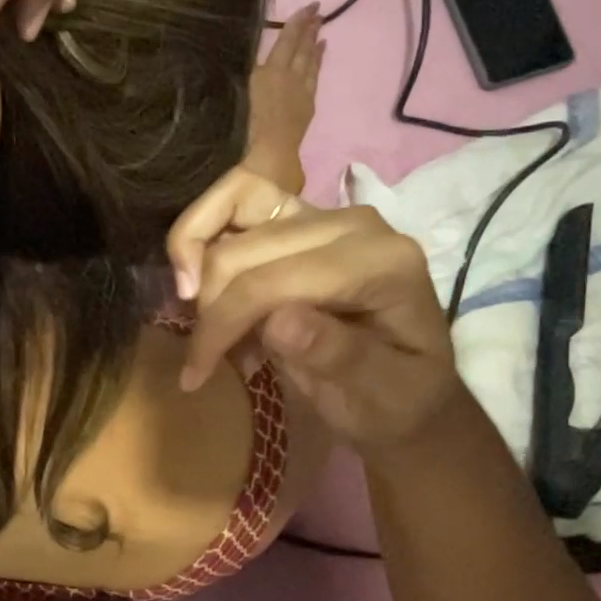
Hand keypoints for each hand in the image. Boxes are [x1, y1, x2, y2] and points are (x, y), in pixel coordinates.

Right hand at [168, 169, 461, 454]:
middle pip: (242, 248)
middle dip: (206, 306)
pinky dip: (203, 240)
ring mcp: (322, 216)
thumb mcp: (380, 393)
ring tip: (195, 317)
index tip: (195, 373)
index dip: (221, 324)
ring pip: (231, 209)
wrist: (406, 391)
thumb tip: (279, 321)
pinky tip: (202, 290)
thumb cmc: (395, 398)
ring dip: (196, 264)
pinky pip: (236, 202)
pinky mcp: (297, 218)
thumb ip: (338, 355)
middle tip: (200, 358)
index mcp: (380, 262)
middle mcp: (351, 225)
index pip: (271, 280)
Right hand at [241, 4, 324, 193]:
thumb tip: (244, 59)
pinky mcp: (306, 108)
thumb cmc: (240, 132)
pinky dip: (317, 63)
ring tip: (320, 29)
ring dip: (314, 44)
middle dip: (308, 29)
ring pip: (309, 62)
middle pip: (300, 49)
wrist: (264, 161)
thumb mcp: (235, 100)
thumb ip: (240, 79)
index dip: (296, 24)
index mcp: (268, 73)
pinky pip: (314, 78)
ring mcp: (299, 93)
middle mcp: (287, 78)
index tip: (308, 6)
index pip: (285, 42)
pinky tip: (320, 54)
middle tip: (317, 12)